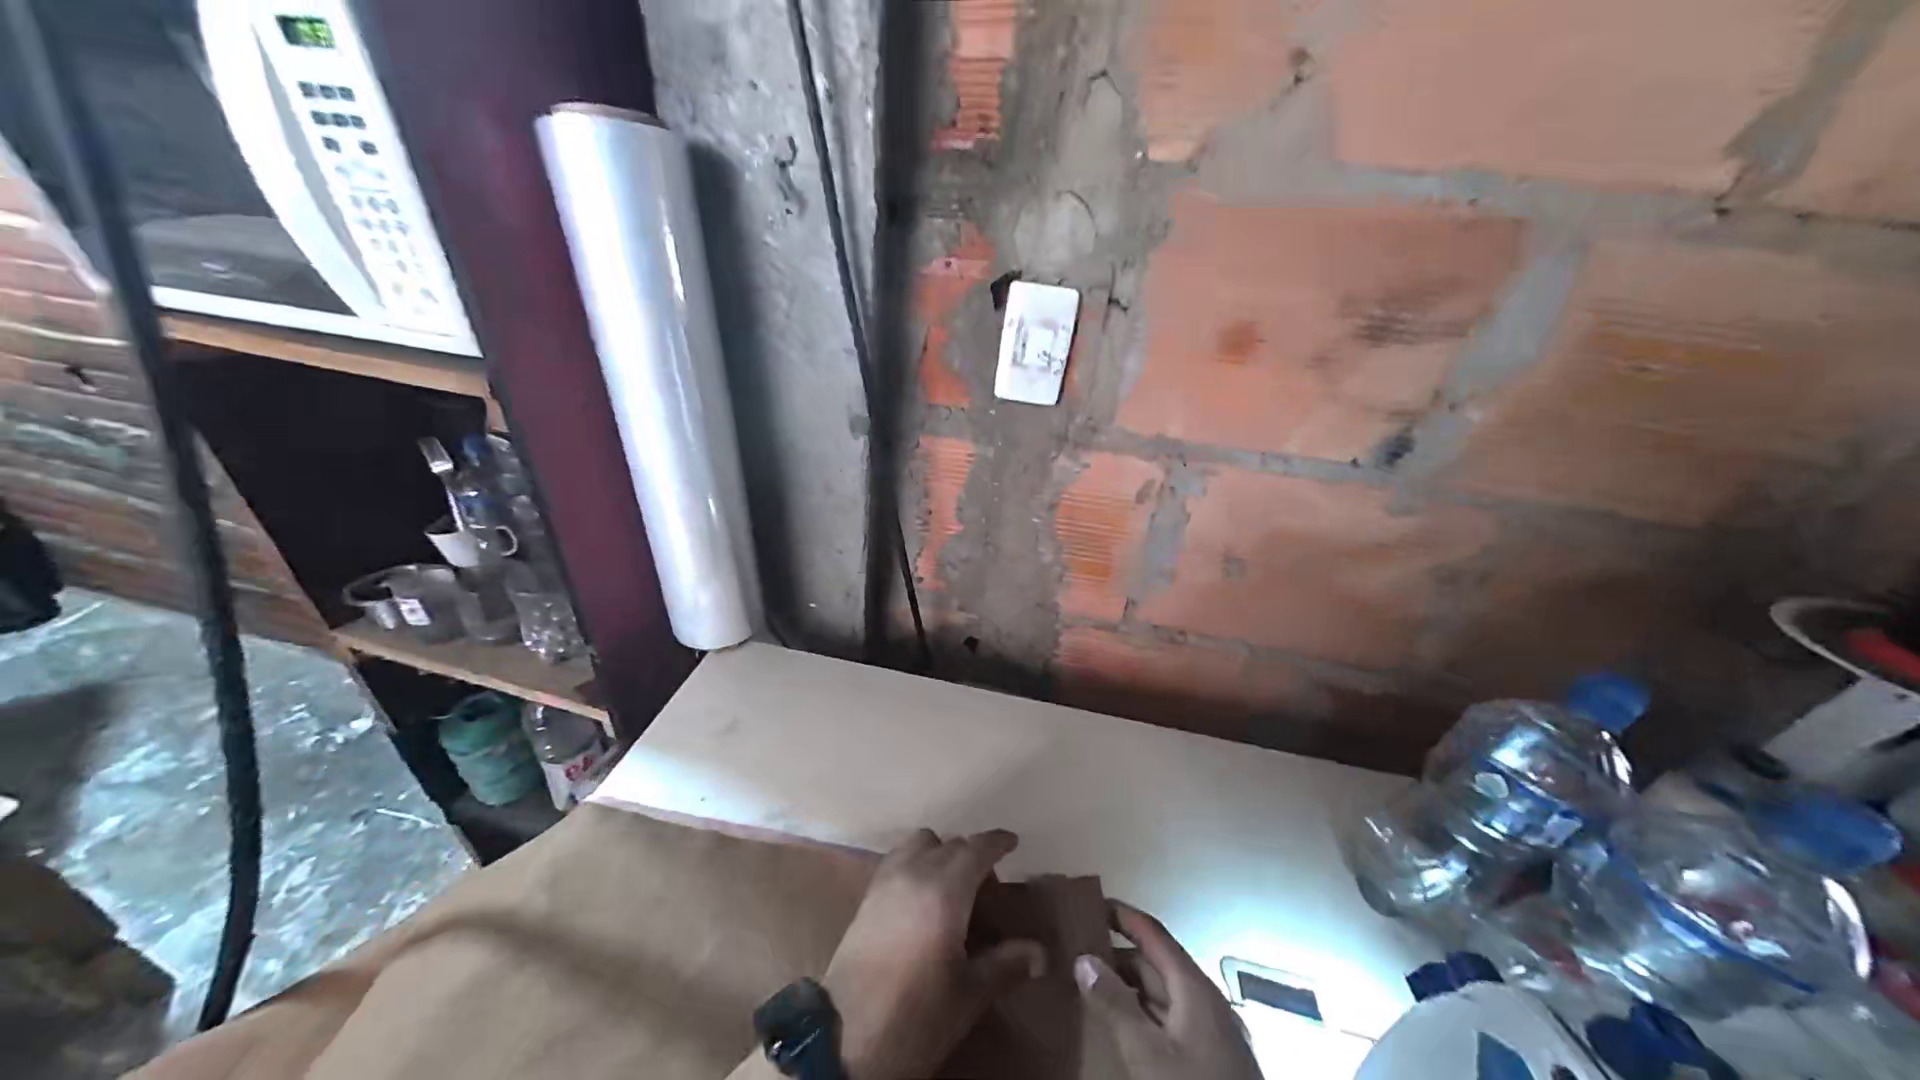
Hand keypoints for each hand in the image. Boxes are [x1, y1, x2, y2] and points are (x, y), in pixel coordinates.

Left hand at [822, 829, 1045, 1079]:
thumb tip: (1040, 953)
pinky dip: (916, 863)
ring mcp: (884, 882)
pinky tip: (922, 900)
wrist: (843, 1040)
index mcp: (944, 890)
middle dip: (972, 855)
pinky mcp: (866, 898)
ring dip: (940, 853)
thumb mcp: (968, 994)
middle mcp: (913, 873)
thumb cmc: (915, 1017)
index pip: (975, 849)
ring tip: (952, 890)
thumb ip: (1005, 964)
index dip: (996, 843)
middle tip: (988, 890)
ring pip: (918, 844)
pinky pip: (897, 860)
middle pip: (949, 844)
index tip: (1012, 843)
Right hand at [1075, 900, 1262, 1079]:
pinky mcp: (1211, 1062)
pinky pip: (1169, 1023)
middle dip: (1117, 955)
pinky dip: (1142, 1016)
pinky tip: (1120, 1032)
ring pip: (1163, 996)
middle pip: (1156, 964)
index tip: (1088, 905)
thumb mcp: (1148, 1055)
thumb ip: (1115, 1004)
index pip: (1153, 934)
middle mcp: (1205, 1002)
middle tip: (1076, 954)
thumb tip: (1084, 959)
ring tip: (1089, 989)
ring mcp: (1211, 1034)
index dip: (1122, 915)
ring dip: (1128, 988)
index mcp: (1194, 989)